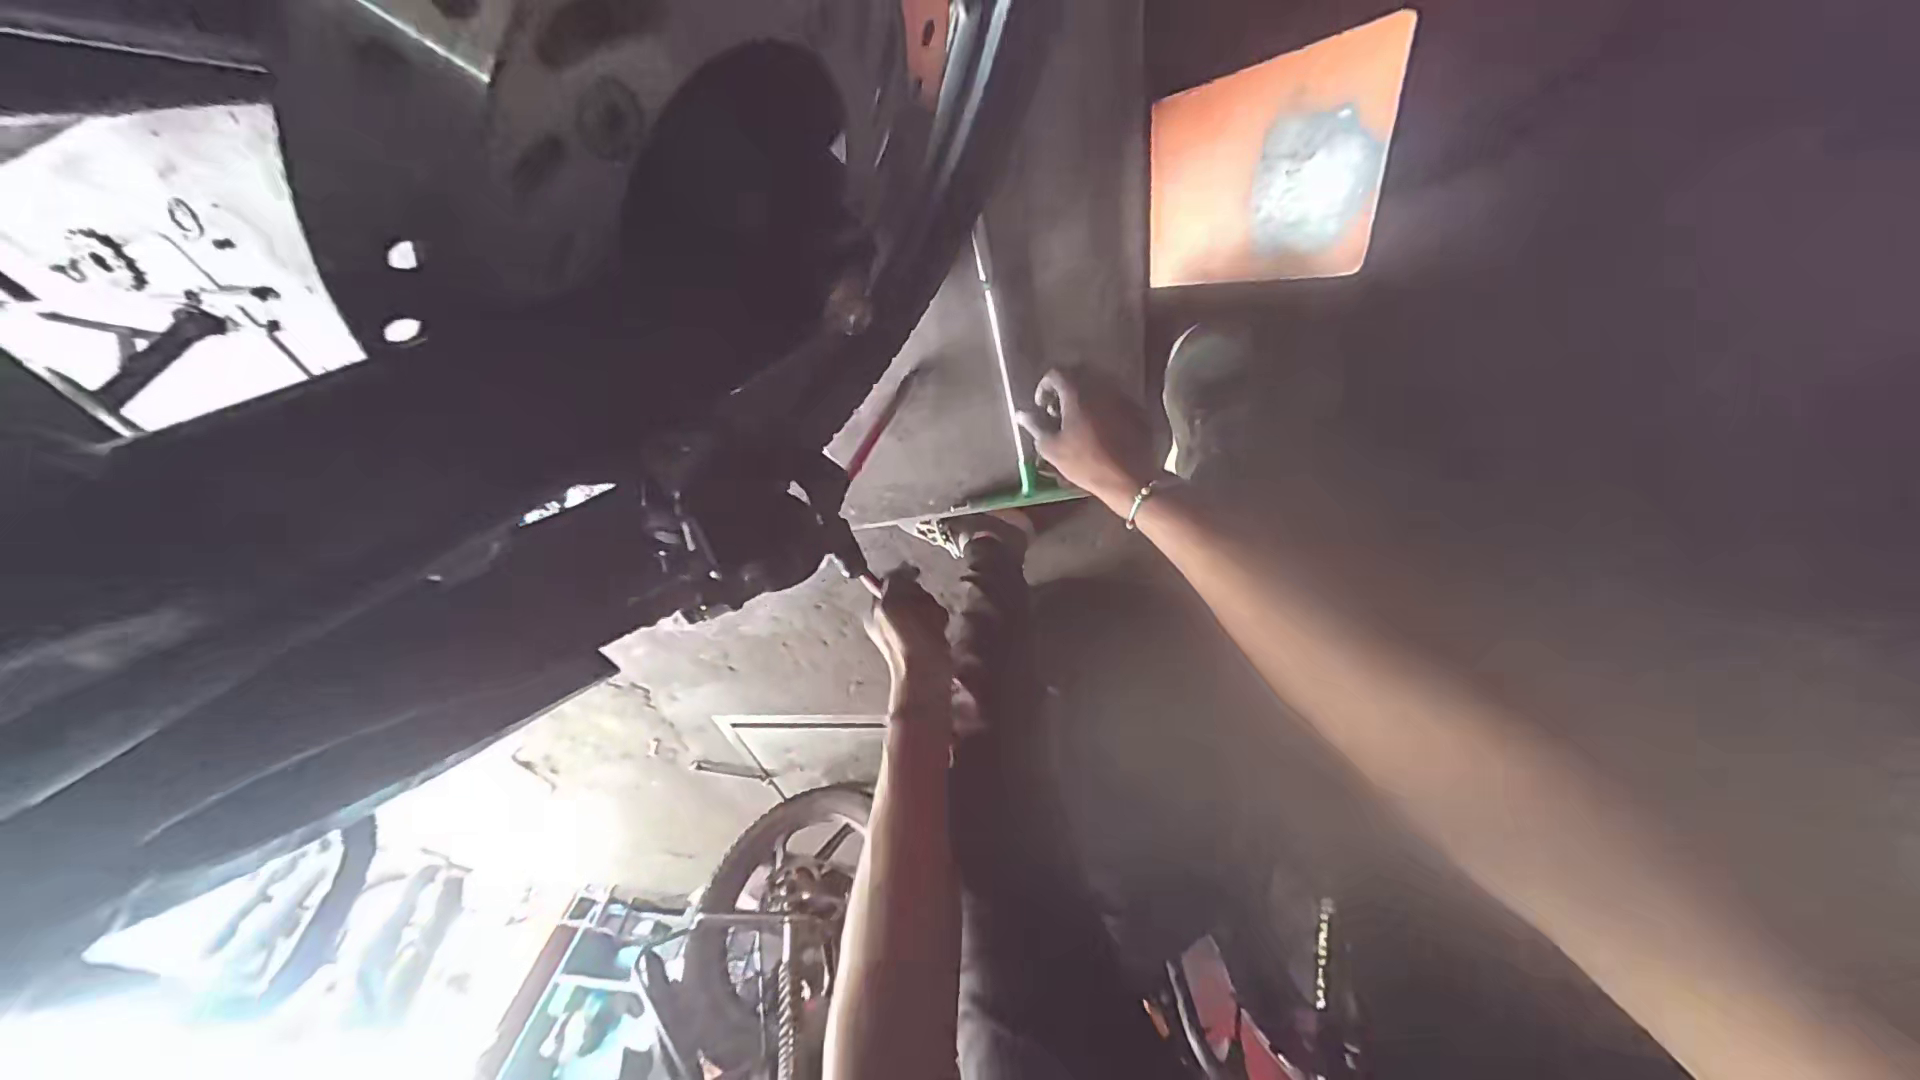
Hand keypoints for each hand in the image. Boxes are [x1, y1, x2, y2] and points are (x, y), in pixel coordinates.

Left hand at [864, 568, 952, 717]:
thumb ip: (895, 582)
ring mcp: (906, 633)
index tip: (916, 577)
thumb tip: (903, 572)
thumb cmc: (909, 636)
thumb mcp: (895, 600)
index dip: (905, 579)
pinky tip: (940, 630)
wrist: (926, 671)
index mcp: (875, 612)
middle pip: (909, 594)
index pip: (889, 583)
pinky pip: (934, 621)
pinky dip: (938, 622)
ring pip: (924, 606)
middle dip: (920, 596)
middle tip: (925, 605)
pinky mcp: (924, 642)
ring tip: (935, 620)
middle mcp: (887, 622)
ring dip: (932, 608)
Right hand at [1018, 368, 1157, 513]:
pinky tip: (1100, 428)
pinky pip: (1114, 398)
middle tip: (1058, 412)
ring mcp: (1121, 396)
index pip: (1056, 373)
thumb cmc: (1084, 462)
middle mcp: (1101, 386)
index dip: (1044, 387)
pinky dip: (1103, 406)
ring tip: (1078, 420)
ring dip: (1084, 397)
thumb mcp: (1052, 447)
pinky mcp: (1136, 409)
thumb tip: (1021, 414)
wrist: (1128, 478)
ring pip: (1098, 385)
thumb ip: (1035, 425)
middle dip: (1064, 389)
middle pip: (1078, 375)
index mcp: (1077, 391)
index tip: (1042, 407)